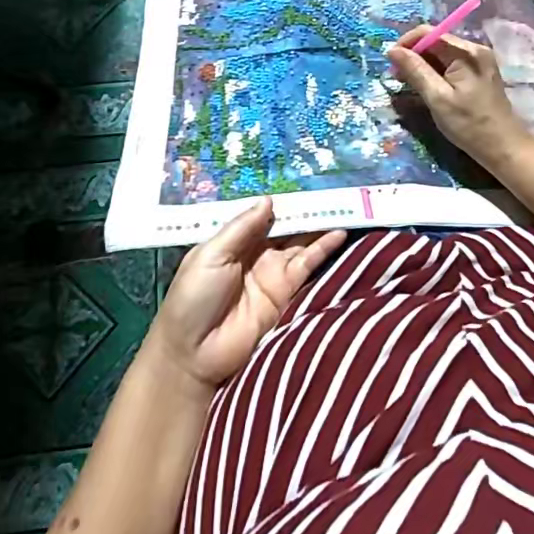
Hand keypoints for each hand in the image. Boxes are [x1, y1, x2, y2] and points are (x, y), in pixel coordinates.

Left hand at [147, 198, 345, 391]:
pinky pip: (307, 265)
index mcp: (232, 240)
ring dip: (317, 225)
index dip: (278, 199)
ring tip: (340, 205)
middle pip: (283, 226)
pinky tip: (338, 232)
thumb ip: (241, 228)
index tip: (299, 179)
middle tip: (328, 188)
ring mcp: (271, 272)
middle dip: (302, 209)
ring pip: (299, 242)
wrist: (195, 354)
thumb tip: (268, 200)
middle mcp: (255, 252)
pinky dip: (323, 249)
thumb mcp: (210, 254)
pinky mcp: (285, 292)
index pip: (260, 214)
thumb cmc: (193, 298)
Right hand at [385, 27, 530, 168]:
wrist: (503, 146)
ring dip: (422, 64)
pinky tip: (428, 86)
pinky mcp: (479, 71)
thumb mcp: (437, 98)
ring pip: (441, 53)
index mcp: (466, 53)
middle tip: (397, 77)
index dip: (406, 44)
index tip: (391, 63)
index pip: (428, 33)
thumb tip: (392, 50)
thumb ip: (415, 71)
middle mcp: (474, 50)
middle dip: (413, 55)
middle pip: (435, 41)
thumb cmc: (469, 124)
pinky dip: (435, 71)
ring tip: (409, 83)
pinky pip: (450, 63)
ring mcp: (479, 60)